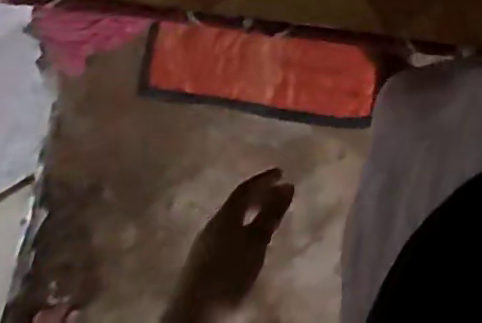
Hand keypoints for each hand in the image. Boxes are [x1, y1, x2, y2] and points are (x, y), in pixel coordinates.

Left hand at [163, 169, 293, 322]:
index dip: (263, 179)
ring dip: (250, 214)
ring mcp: (204, 245)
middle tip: (278, 193)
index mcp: (224, 216)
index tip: (282, 172)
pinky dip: (243, 228)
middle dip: (258, 196)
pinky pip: (226, 235)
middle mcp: (212, 226)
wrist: (194, 315)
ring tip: (268, 216)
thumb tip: (288, 185)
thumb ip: (270, 215)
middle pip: (237, 204)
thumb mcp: (256, 243)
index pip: (244, 189)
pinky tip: (250, 240)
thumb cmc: (229, 273)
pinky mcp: (202, 264)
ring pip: (231, 220)